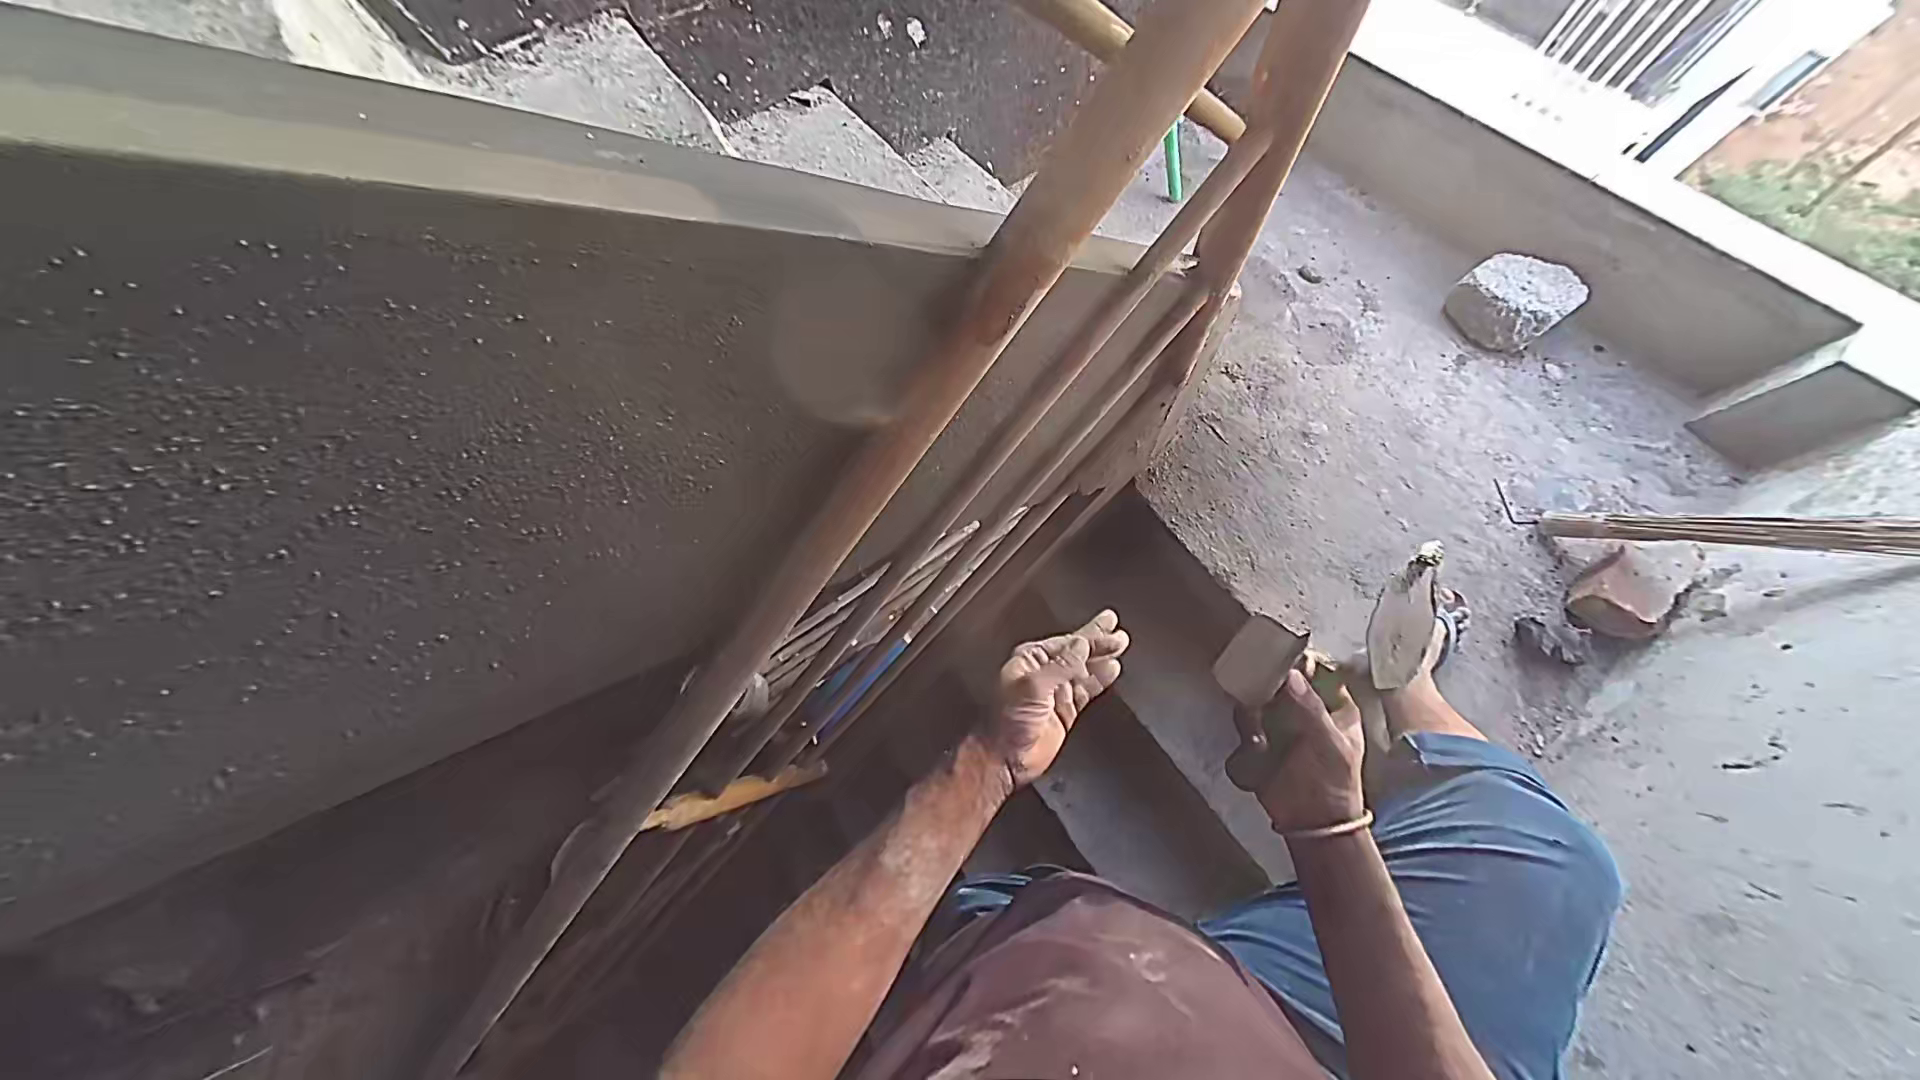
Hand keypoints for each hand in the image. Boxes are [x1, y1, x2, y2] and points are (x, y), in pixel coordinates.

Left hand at [983, 609, 1128, 790]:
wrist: (1006, 758)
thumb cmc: (1006, 721)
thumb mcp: (1033, 686)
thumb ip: (1061, 665)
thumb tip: (1081, 645)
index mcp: (1029, 661)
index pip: (1065, 642)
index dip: (1089, 634)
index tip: (1108, 625)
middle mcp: (1042, 673)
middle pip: (1076, 652)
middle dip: (1098, 641)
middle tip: (1118, 633)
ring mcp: (1055, 692)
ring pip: (1084, 669)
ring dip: (1102, 658)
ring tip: (1121, 644)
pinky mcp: (1065, 710)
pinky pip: (1086, 690)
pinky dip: (1100, 679)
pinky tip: (1111, 670)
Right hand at [1256, 669, 1365, 834]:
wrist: (1312, 823)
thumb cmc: (1334, 782)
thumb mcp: (1331, 744)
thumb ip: (1310, 708)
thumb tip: (1289, 675)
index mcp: (1334, 704)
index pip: (1316, 669)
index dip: (1300, 660)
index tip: (1280, 656)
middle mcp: (1304, 706)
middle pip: (1278, 679)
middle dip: (1267, 686)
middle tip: (1261, 695)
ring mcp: (1279, 720)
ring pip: (1257, 698)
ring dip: (1255, 714)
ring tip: (1261, 738)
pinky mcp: (1258, 736)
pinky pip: (1244, 721)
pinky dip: (1247, 732)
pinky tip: (1257, 750)